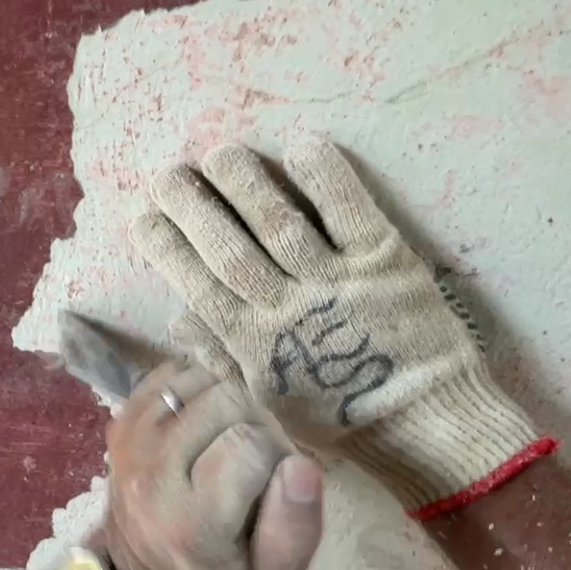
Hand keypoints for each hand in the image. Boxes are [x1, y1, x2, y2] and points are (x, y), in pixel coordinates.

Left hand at [101, 360, 323, 569]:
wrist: (142, 563)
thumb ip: (296, 529)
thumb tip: (301, 465)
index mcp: (191, 520)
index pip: (249, 445)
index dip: (277, 453)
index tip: (275, 476)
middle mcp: (151, 473)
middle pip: (226, 402)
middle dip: (254, 423)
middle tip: (253, 456)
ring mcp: (130, 440)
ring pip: (200, 380)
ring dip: (225, 402)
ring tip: (226, 437)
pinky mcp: (120, 419)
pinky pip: (170, 373)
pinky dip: (195, 388)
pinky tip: (200, 420)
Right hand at [131, 141, 550, 517]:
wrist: (428, 427)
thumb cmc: (338, 420)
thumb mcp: (266, 400)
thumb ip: (221, 357)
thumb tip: (175, 319)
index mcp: (252, 344)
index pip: (198, 285)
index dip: (166, 248)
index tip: (142, 217)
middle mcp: (286, 308)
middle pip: (228, 248)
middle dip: (192, 207)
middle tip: (167, 176)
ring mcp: (337, 283)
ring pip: (279, 224)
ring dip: (244, 184)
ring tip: (217, 154)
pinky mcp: (387, 264)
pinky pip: (351, 213)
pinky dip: (325, 178)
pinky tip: (299, 142)